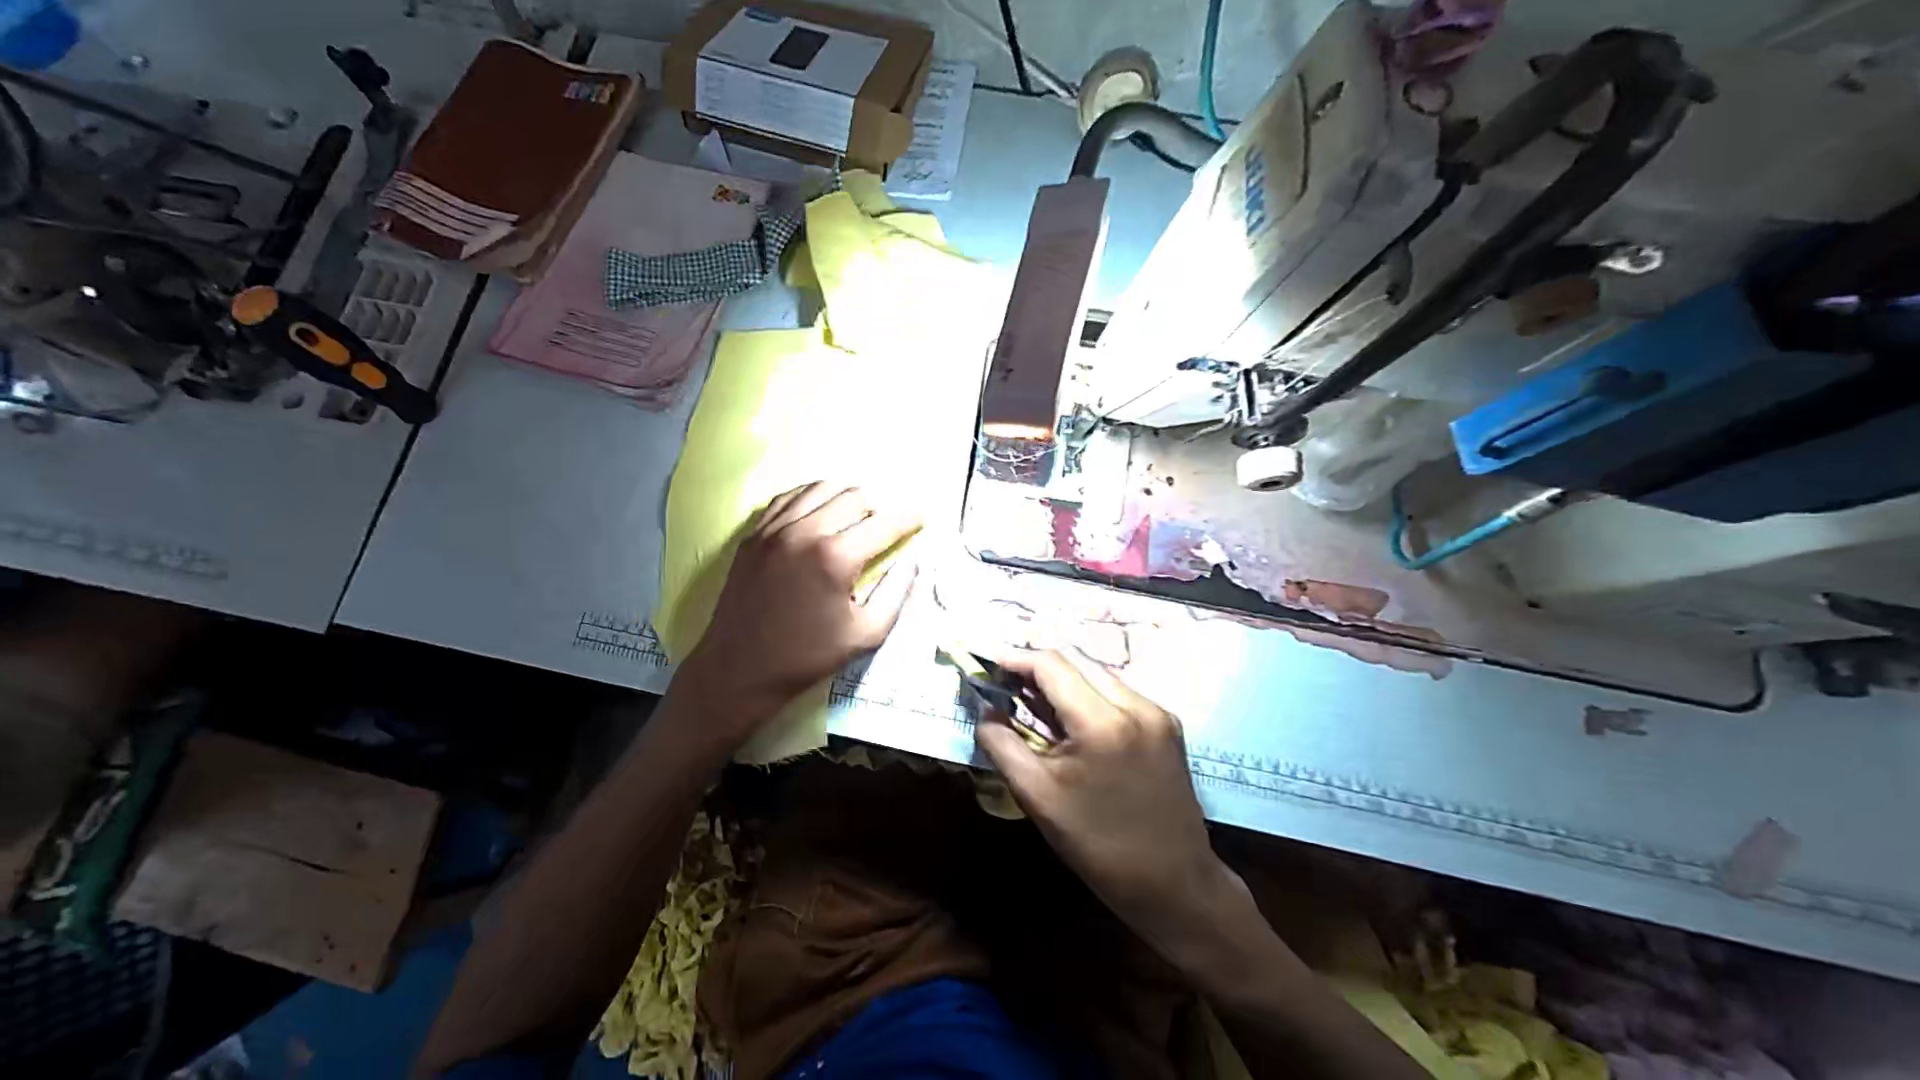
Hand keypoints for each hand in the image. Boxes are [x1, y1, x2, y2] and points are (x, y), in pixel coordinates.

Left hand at [678, 482, 918, 735]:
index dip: (908, 519)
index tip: (921, 517)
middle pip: (853, 496)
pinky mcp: (753, 535)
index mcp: (835, 557)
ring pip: (819, 489)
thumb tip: (913, 563)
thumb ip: (896, 593)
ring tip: (856, 513)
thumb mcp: (866, 634)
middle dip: (878, 506)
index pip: (883, 523)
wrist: (738, 670)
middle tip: (886, 524)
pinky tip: (819, 510)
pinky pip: (787, 499)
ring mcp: (774, 529)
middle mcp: (804, 532)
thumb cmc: (807, 657)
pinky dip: (810, 497)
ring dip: (845, 496)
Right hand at [975, 650, 1240, 958]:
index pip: (1052, 664)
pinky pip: (1120, 694)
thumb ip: (1002, 744)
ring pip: (1100, 675)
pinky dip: (1090, 697)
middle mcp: (1137, 705)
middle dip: (1039, 668)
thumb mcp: (1036, 796)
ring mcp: (1158, 713)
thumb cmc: (1097, 845)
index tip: (990, 668)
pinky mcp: (1169, 726)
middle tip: (1009, 687)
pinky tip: (1074, 723)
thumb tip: (985, 708)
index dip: (1016, 659)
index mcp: (1103, 722)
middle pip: (1078, 662)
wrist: (1172, 883)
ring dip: (1066, 682)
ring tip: (1037, 706)